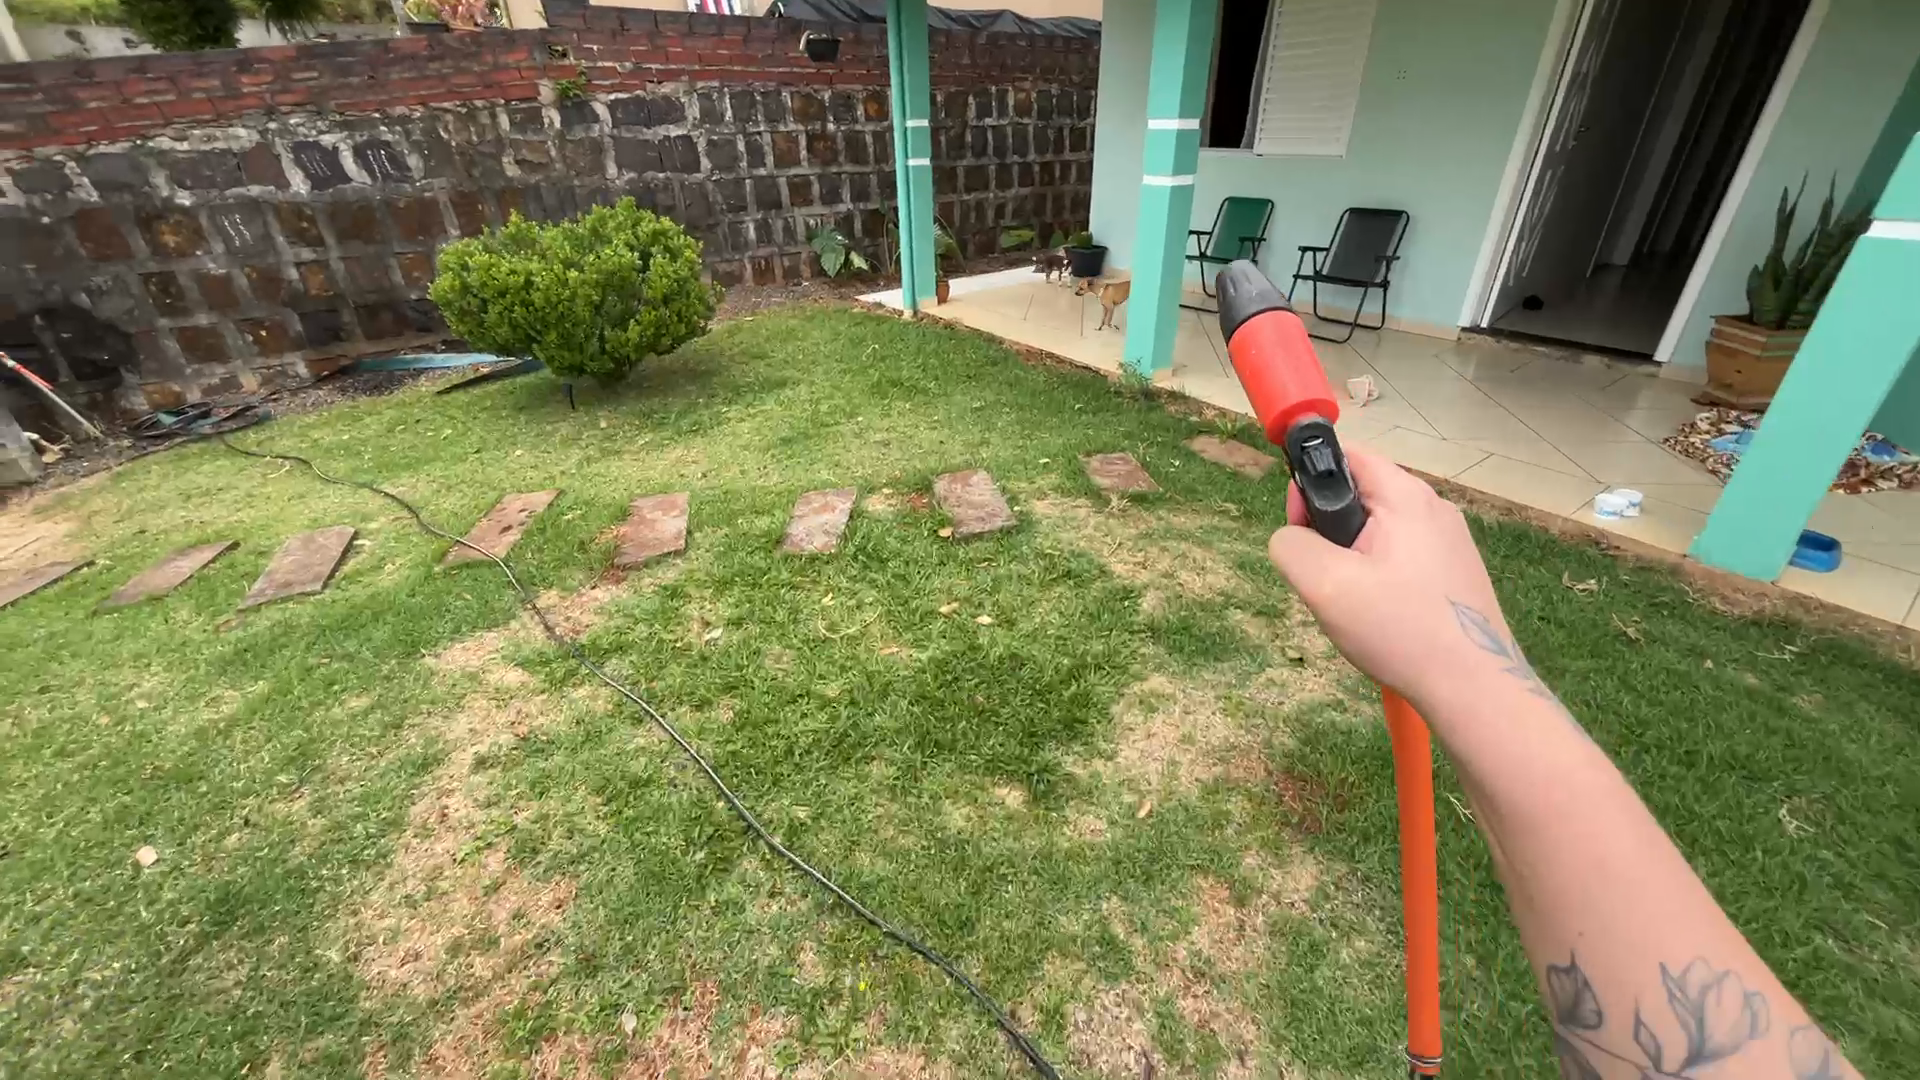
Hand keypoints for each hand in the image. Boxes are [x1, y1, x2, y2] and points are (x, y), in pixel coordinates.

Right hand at [1267, 447, 1515, 708]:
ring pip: (1374, 529)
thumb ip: (1289, 544)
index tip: (1301, 528)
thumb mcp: (1322, 583)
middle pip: (1357, 494)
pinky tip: (1377, 613)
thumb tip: (1291, 537)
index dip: (1309, 484)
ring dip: (1348, 557)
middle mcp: (1433, 508)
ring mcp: (1448, 540)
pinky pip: (1395, 555)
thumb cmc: (1398, 628)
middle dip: (1326, 529)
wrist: (1474, 688)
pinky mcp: (1453, 570)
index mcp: (1405, 497)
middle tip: (1322, 575)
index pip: (1344, 455)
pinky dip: (1374, 575)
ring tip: (1350, 601)